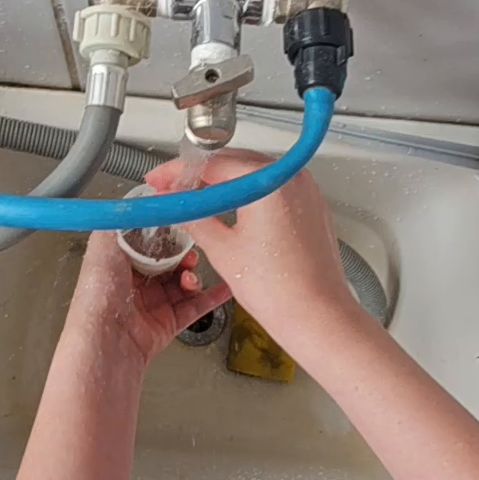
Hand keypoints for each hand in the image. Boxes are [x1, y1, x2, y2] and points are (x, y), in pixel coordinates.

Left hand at [62, 230, 231, 363]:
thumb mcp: (104, 244)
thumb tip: (136, 202)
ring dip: (193, 275)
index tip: (182, 224)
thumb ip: (121, 221)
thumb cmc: (98, 294)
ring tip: (193, 275)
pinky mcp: (167, 324)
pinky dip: (211, 297)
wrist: (106, 340)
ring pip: (182, 283)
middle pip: (169, 261)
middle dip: (184, 253)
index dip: (166, 233)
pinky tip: (224, 287)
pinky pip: (194, 307)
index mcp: (118, 263)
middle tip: (191, 251)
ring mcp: (152, 304)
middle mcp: (134, 283)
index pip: (149, 242)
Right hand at [143, 150, 362, 339]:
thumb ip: (194, 217)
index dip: (178, 172)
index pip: (212, 164)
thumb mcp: (222, 250)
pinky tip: (229, 208)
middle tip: (172, 188)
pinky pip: (272, 188)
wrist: (318, 317)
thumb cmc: (280, 291)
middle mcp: (292, 178)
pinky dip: (247, 193)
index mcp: (268, 183)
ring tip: (196, 198)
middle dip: (200, 174)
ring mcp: (305, 189)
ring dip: (223, 182)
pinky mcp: (311, 205)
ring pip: (253, 173)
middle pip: (234, 162)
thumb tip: (176, 203)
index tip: (160, 179)